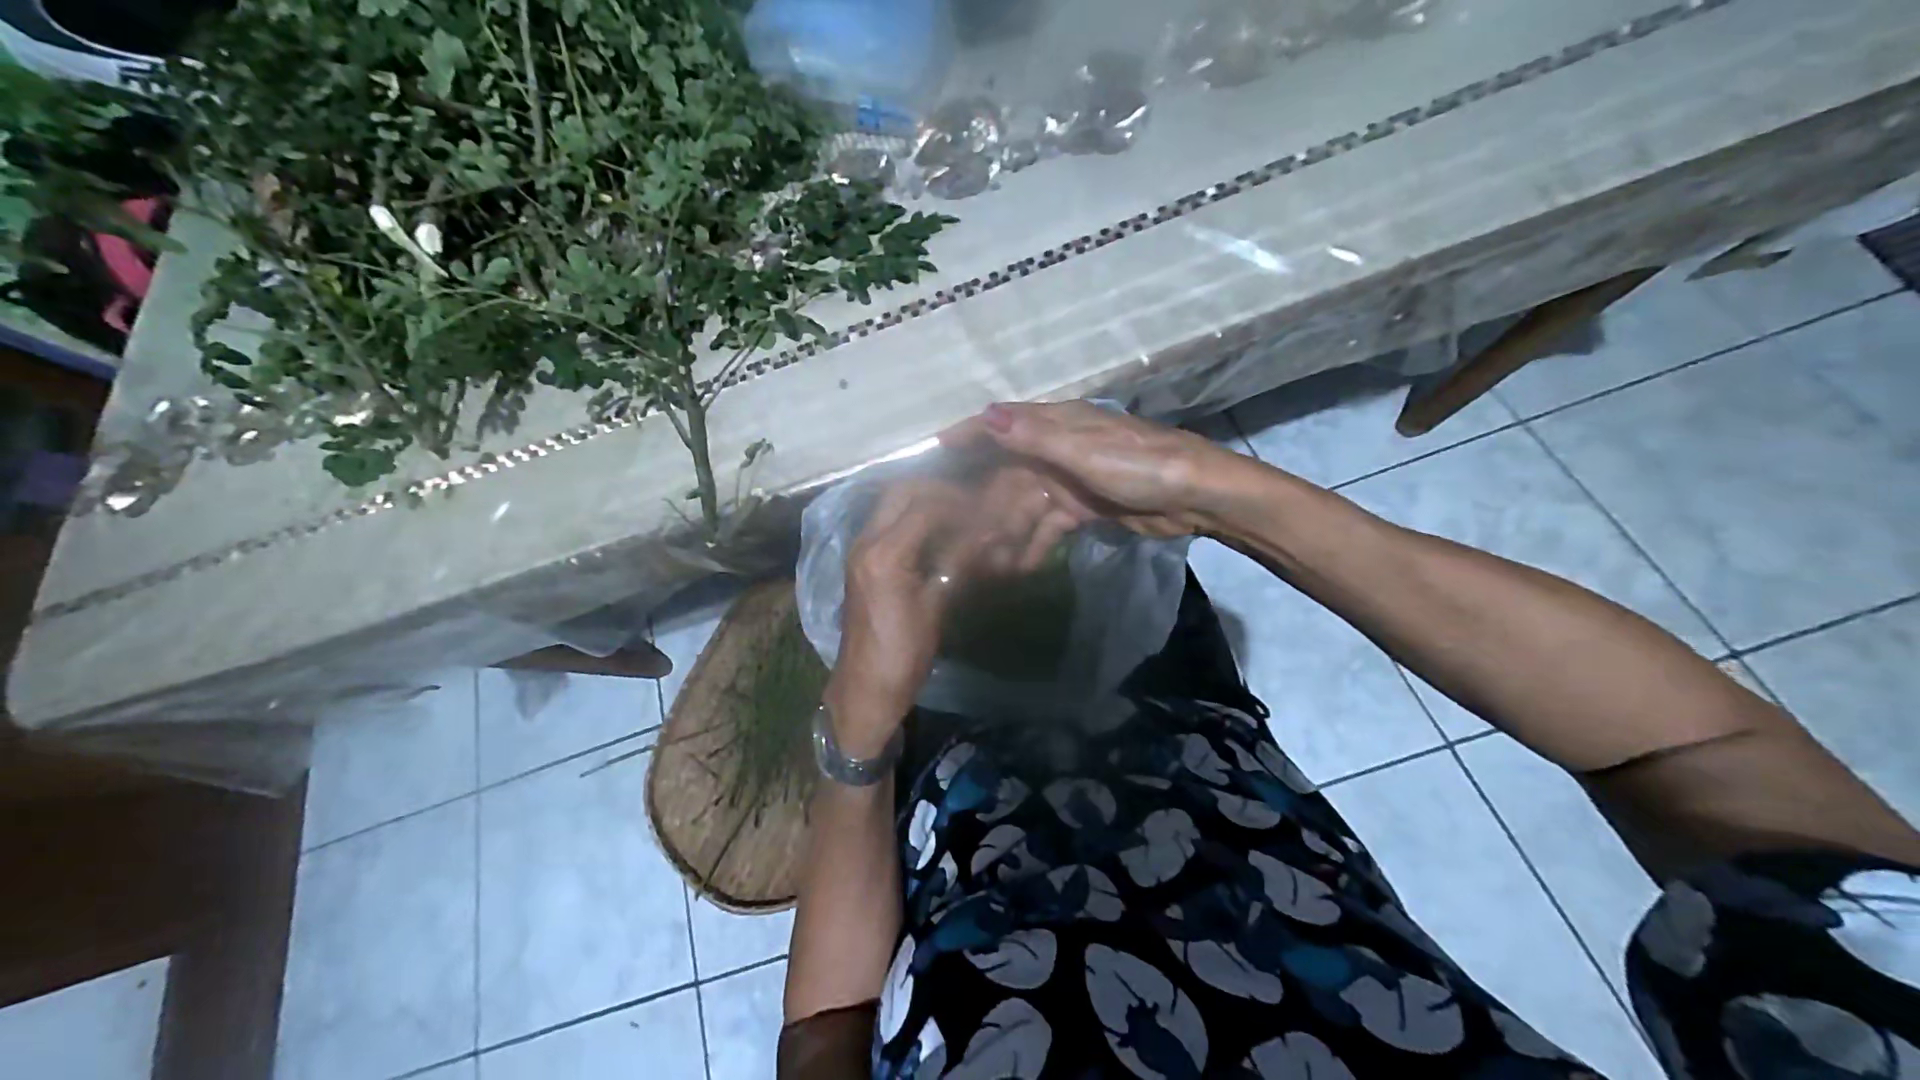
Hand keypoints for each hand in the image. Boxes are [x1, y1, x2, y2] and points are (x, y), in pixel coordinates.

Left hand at [827, 476, 1062, 754]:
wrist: (865, 685)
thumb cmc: (903, 653)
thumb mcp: (936, 607)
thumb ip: (958, 563)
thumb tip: (989, 534)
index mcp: (885, 554)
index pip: (926, 507)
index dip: (960, 504)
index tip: (986, 510)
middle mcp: (866, 542)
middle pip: (902, 492)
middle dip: (937, 491)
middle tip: (969, 505)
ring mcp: (860, 549)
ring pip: (891, 504)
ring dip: (924, 502)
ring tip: (957, 516)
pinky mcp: (861, 560)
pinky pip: (887, 523)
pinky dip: (912, 519)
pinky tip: (938, 534)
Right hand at [940, 401, 1248, 536]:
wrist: (1197, 497)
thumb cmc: (1139, 467)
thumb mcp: (1083, 451)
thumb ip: (1034, 437)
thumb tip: (985, 414)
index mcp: (1061, 423)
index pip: (1004, 423)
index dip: (969, 434)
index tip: (935, 450)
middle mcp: (1062, 446)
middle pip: (1011, 466)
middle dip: (985, 493)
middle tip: (953, 519)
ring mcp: (1075, 477)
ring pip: (1028, 498)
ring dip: (1008, 523)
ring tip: (983, 551)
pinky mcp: (1088, 504)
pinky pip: (1050, 521)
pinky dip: (1036, 539)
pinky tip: (1019, 562)